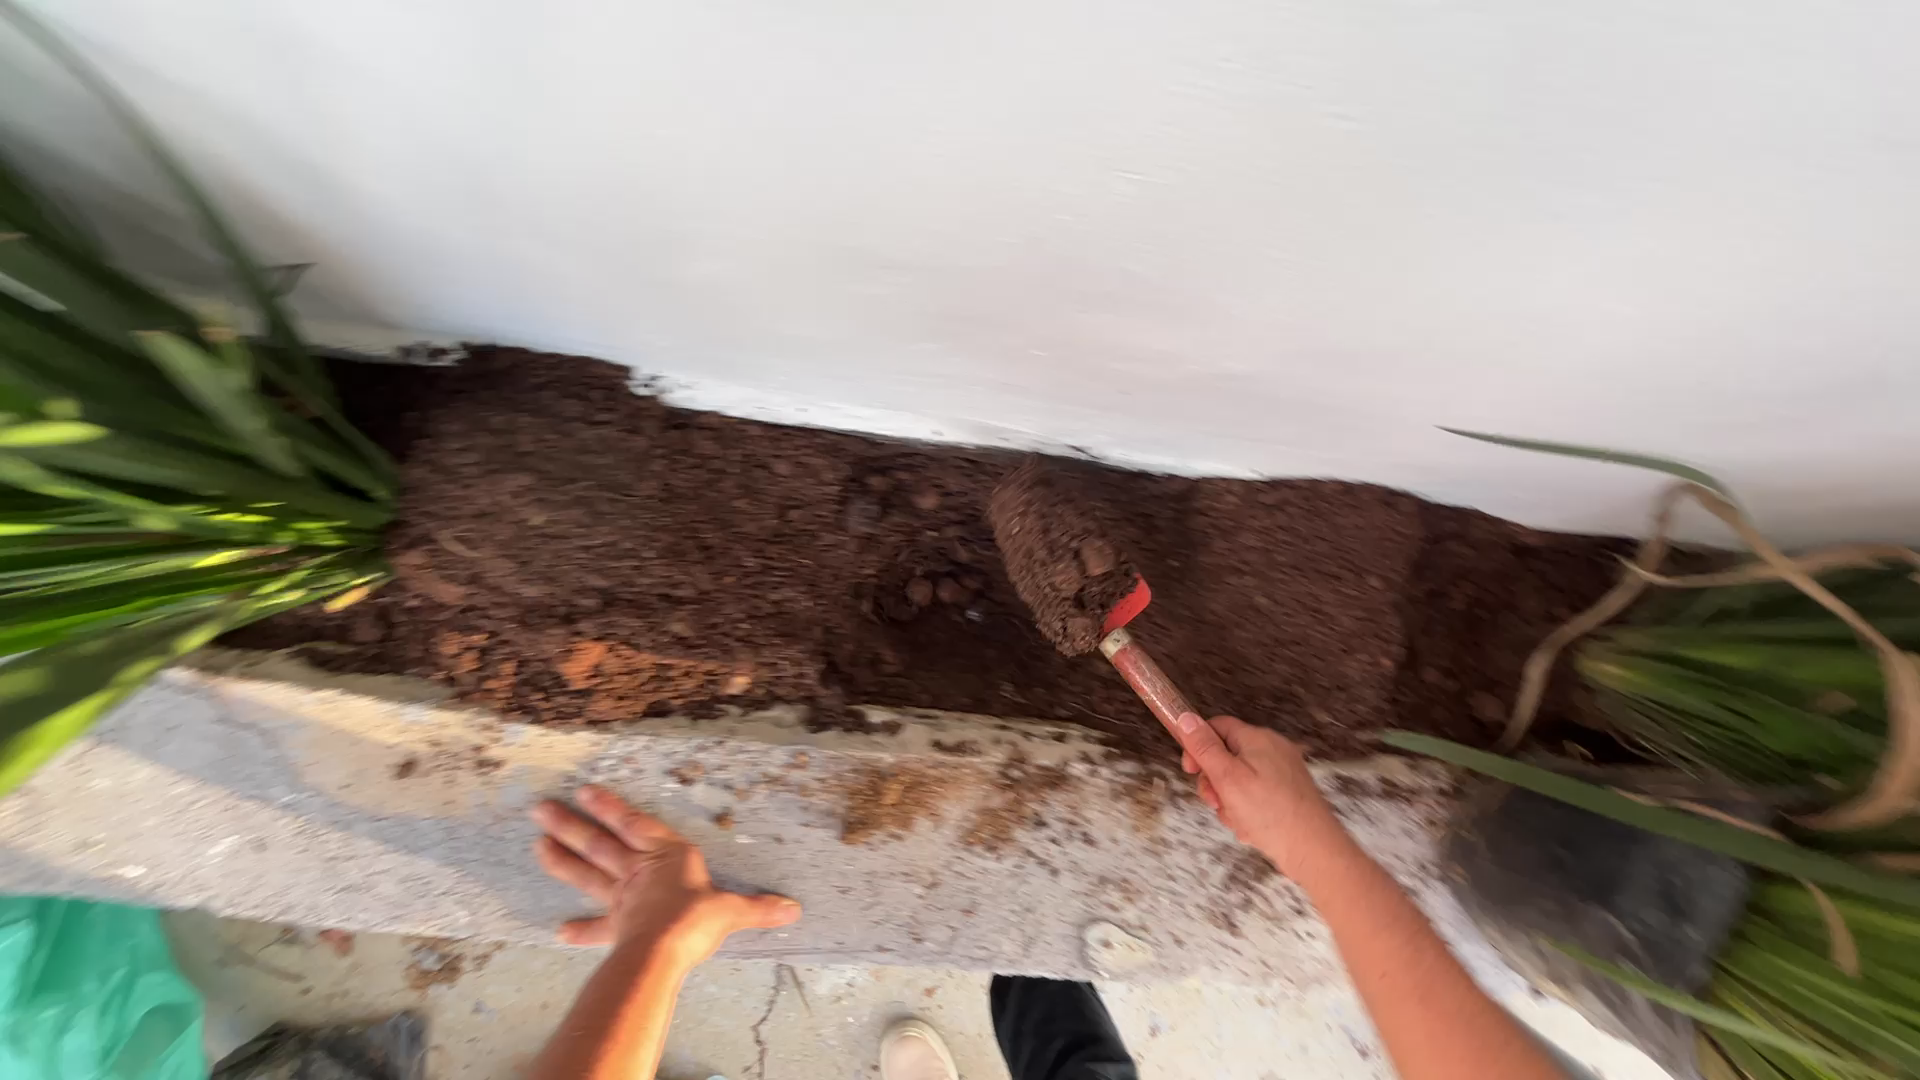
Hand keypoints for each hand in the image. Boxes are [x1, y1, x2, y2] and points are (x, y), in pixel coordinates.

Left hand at [531, 785, 800, 960]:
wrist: (663, 953)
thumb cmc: (696, 919)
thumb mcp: (733, 910)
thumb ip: (759, 908)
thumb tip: (794, 908)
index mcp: (667, 855)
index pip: (635, 824)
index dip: (610, 807)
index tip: (585, 791)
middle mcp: (639, 871)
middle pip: (600, 843)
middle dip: (571, 824)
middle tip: (540, 809)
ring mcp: (622, 899)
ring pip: (587, 873)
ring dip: (562, 858)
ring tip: (537, 842)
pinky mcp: (615, 929)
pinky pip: (595, 928)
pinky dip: (578, 930)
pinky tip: (558, 931)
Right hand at [1172, 713, 1351, 877]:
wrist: (1314, 852)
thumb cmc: (1272, 814)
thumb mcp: (1227, 777)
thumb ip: (1204, 747)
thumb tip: (1185, 718)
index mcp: (1257, 739)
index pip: (1216, 727)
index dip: (1197, 745)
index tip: (1191, 770)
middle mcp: (1272, 749)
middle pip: (1226, 755)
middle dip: (1214, 781)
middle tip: (1216, 802)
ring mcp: (1282, 771)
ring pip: (1238, 778)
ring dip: (1229, 800)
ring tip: (1237, 819)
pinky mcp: (1288, 792)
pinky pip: (1255, 793)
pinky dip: (1247, 809)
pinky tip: (1251, 827)